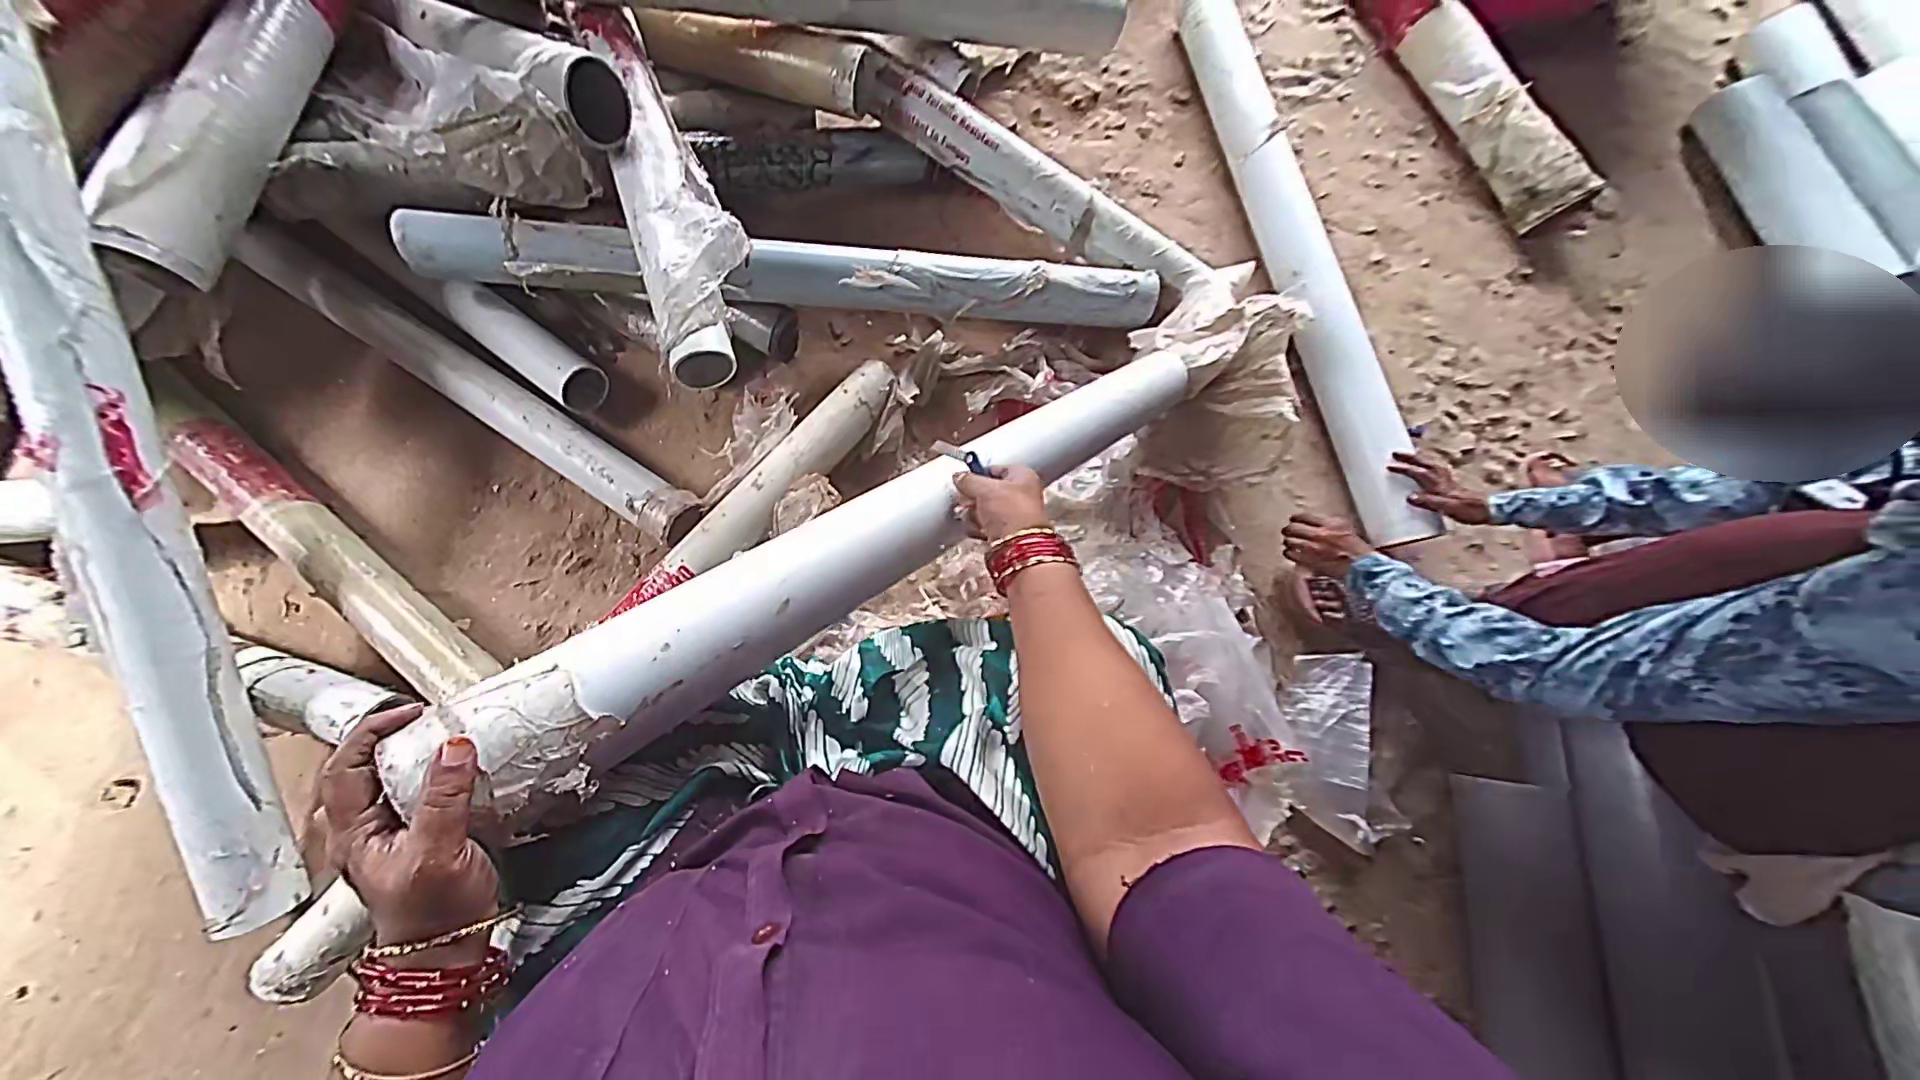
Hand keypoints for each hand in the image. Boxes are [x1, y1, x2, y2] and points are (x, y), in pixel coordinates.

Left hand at [321, 704, 500, 956]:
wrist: (447, 949)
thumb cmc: (432, 912)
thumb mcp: (438, 850)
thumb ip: (445, 798)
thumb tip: (454, 746)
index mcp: (354, 832)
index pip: (347, 766)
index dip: (374, 731)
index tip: (412, 712)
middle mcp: (367, 828)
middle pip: (363, 768)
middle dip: (391, 735)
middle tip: (428, 715)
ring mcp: (394, 832)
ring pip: (391, 779)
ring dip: (413, 751)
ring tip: (443, 733)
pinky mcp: (424, 834)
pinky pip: (421, 791)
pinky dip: (437, 770)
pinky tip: (459, 766)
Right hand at [954, 465, 1050, 540]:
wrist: (1018, 545)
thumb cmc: (1009, 511)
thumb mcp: (984, 489)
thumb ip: (969, 480)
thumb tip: (959, 476)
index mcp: (1023, 476)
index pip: (995, 469)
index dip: (978, 475)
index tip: (964, 480)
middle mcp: (1021, 494)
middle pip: (988, 491)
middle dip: (974, 498)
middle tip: (967, 501)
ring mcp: (1014, 514)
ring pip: (985, 509)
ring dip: (975, 514)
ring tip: (976, 518)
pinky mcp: (1007, 532)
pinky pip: (986, 525)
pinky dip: (979, 527)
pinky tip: (979, 529)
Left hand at [1282, 513, 1376, 577]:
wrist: (1362, 566)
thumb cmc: (1356, 547)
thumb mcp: (1346, 527)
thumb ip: (1329, 522)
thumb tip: (1313, 520)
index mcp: (1330, 524)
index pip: (1303, 516)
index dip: (1295, 518)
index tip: (1293, 520)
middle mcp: (1319, 535)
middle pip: (1292, 528)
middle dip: (1288, 530)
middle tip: (1287, 532)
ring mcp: (1313, 549)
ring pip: (1289, 541)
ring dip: (1288, 542)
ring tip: (1290, 543)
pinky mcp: (1309, 561)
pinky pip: (1291, 554)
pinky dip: (1289, 553)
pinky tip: (1292, 553)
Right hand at [1388, 450, 1492, 524]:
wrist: (1492, 511)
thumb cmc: (1470, 511)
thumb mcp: (1448, 508)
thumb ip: (1429, 502)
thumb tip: (1410, 497)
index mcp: (1439, 485)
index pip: (1418, 474)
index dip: (1404, 469)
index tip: (1390, 466)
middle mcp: (1443, 480)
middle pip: (1425, 464)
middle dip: (1410, 458)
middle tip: (1396, 453)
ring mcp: (1448, 482)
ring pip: (1432, 465)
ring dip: (1420, 460)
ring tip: (1410, 457)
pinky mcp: (1452, 486)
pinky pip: (1437, 471)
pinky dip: (1429, 466)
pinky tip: (1428, 470)